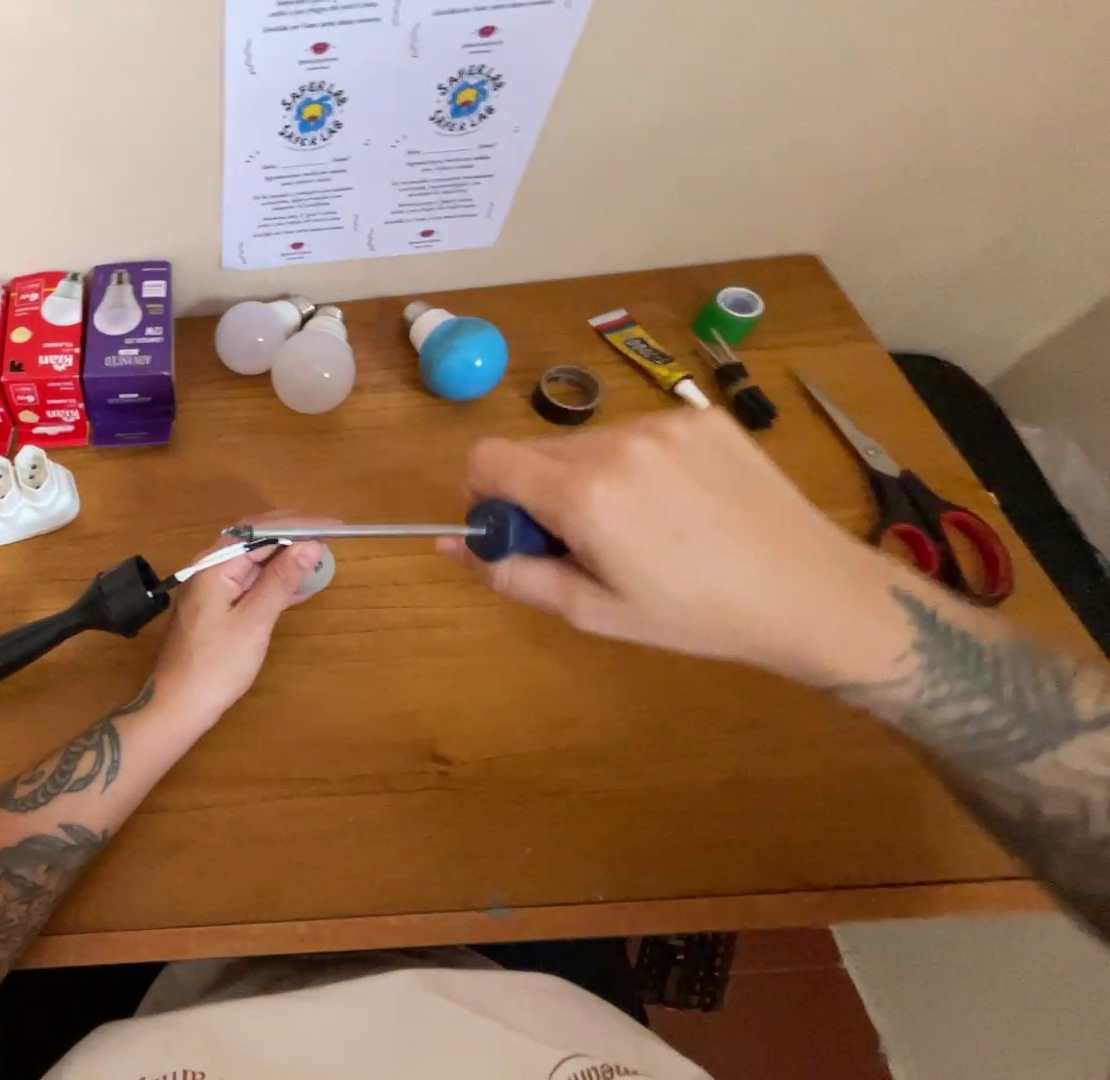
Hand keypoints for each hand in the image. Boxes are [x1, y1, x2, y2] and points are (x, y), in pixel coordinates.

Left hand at [152, 513, 331, 719]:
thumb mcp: (254, 621)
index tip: (335, 526)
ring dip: (286, 555)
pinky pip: (249, 580)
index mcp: (214, 565)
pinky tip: (298, 586)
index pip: (262, 530)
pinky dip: (274, 579)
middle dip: (293, 533)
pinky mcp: (216, 604)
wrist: (179, 703)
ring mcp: (211, 586)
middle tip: (331, 534)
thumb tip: (310, 545)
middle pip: (255, 538)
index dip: (300, 525)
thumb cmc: (216, 665)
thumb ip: (281, 581)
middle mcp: (209, 567)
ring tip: (319, 554)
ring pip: (253, 558)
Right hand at [437, 409, 901, 683]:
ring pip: (578, 442)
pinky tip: (672, 500)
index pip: (486, 459)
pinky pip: (628, 432)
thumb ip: (508, 572)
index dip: (483, 493)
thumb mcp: (587, 610)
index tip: (515, 527)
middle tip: (580, 538)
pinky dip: (627, 462)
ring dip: (581, 476)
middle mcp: (615, 443)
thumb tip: (448, 545)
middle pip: (529, 450)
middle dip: (534, 490)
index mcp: (583, 495)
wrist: (815, 593)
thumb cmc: (692, 615)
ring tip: (635, 522)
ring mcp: (662, 422)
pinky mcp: (699, 416)